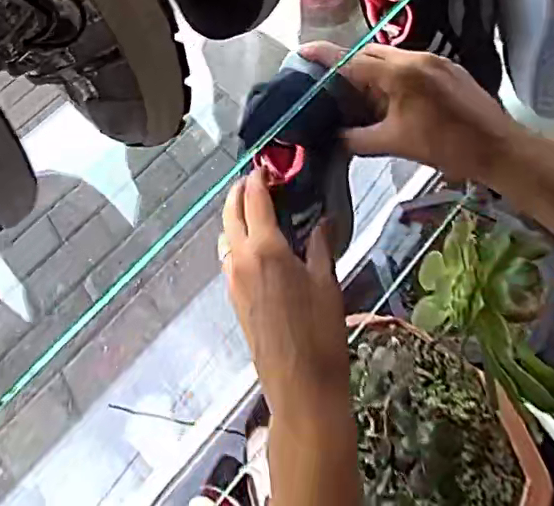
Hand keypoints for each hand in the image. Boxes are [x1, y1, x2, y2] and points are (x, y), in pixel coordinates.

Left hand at [222, 169, 349, 416]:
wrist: (301, 388)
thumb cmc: (320, 334)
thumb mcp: (327, 283)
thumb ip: (321, 245)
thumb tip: (324, 221)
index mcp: (265, 247)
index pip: (253, 198)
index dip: (259, 178)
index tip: (267, 166)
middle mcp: (241, 257)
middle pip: (230, 211)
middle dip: (240, 191)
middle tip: (257, 182)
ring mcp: (232, 278)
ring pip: (225, 234)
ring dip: (235, 216)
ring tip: (257, 212)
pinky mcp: (233, 297)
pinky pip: (227, 257)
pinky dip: (236, 241)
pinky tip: (256, 247)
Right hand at [299, 42, 542, 194]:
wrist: (502, 149)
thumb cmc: (448, 147)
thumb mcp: (396, 144)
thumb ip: (357, 138)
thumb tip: (333, 137)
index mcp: (398, 73)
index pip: (351, 59)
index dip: (323, 55)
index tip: (301, 51)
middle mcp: (414, 58)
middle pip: (368, 52)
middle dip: (346, 63)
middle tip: (327, 80)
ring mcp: (434, 60)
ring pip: (389, 56)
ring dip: (370, 69)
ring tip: (357, 91)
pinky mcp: (447, 67)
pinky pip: (409, 62)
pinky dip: (391, 73)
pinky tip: (390, 95)